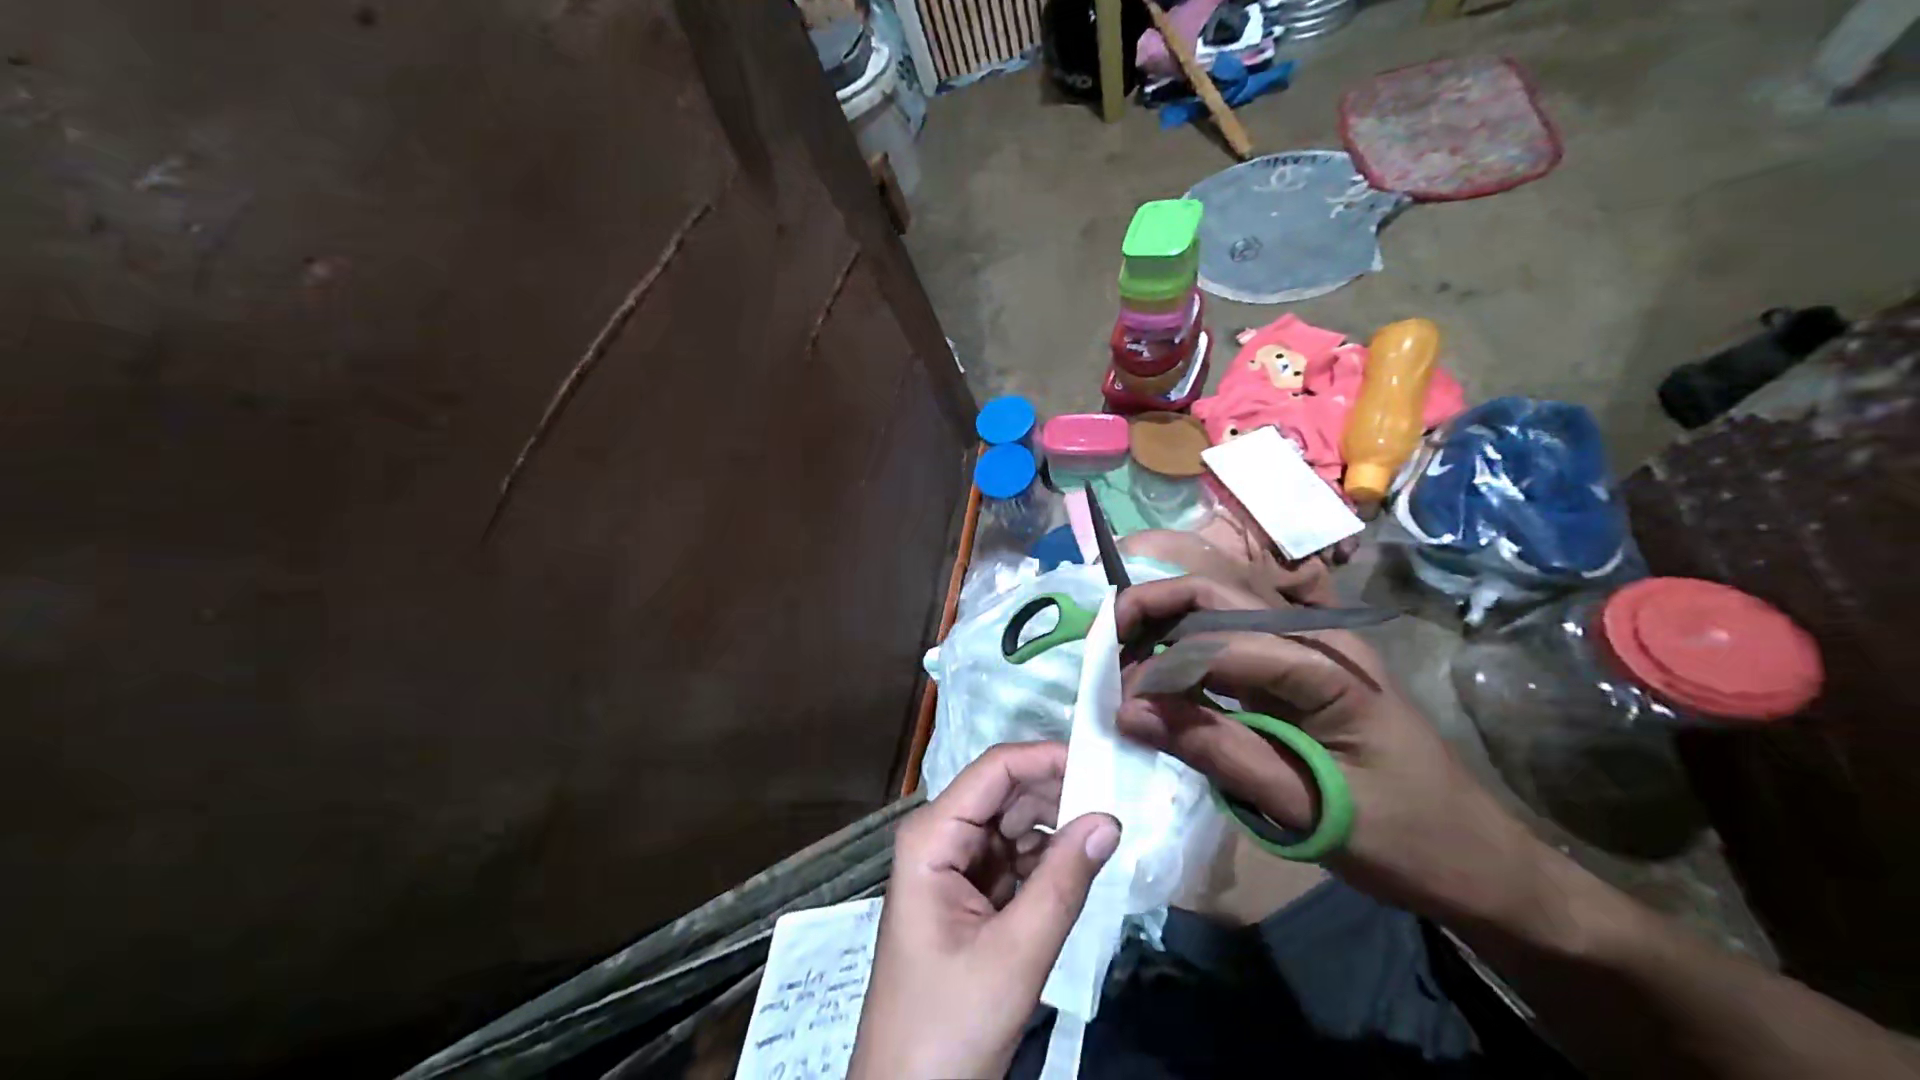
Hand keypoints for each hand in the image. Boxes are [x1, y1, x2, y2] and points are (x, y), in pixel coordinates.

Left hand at [849, 742, 1120, 1078]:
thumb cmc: (950, 1023)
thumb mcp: (1014, 955)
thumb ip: (1063, 882)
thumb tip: (1110, 818)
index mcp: (933, 836)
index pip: (994, 771)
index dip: (1046, 757)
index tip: (1103, 760)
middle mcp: (941, 838)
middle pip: (1005, 792)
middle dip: (1059, 790)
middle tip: (1120, 793)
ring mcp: (955, 866)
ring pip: (1014, 823)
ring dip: (1059, 823)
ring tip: (1111, 823)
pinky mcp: (971, 894)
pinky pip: (1015, 858)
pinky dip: (1049, 857)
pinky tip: (1085, 858)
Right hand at [1114, 575, 1543, 924]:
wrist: (1480, 858)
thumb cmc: (1402, 838)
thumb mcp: (1303, 806)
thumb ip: (1214, 750)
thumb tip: (1128, 711)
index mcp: (1326, 664)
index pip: (1218, 640)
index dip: (1159, 666)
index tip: (1118, 705)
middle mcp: (1316, 636)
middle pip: (1214, 593)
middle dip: (1150, 609)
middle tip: (1104, 650)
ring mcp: (1310, 646)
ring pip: (1218, 607)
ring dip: (1164, 623)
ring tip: (1123, 662)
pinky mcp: (1301, 667)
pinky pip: (1230, 637)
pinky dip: (1186, 647)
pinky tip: (1163, 676)